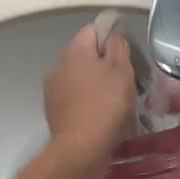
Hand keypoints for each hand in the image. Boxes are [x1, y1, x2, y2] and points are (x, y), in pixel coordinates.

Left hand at [42, 24, 136, 178]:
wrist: (81, 148)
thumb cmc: (106, 105)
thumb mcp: (122, 71)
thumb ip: (118, 47)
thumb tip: (113, 37)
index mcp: (75, 50)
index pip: (93, 30)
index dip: (111, 37)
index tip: (126, 55)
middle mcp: (58, 65)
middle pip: (85, 55)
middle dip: (103, 63)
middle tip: (124, 81)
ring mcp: (53, 89)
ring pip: (78, 77)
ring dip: (94, 84)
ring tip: (113, 101)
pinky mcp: (53, 110)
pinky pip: (73, 98)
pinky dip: (85, 101)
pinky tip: (99, 115)